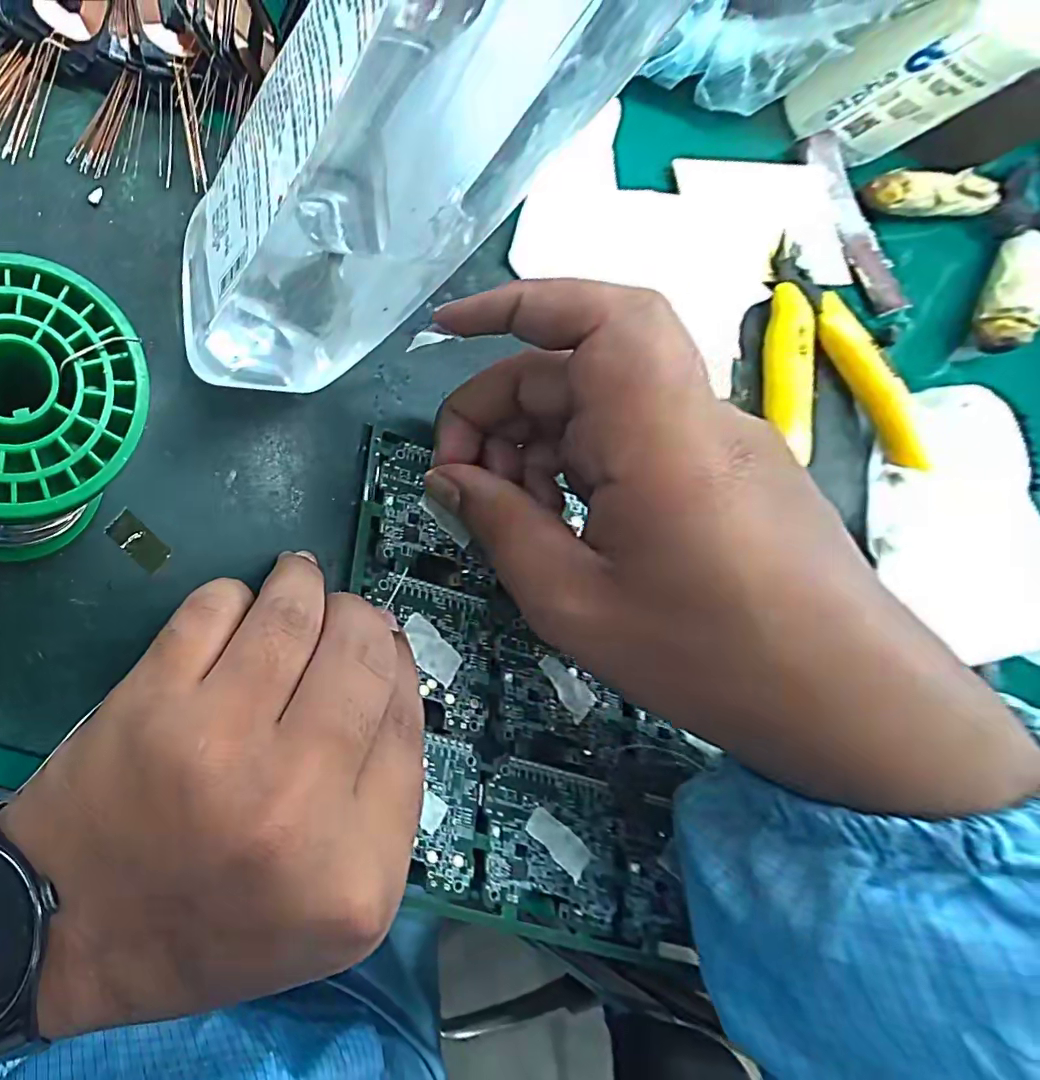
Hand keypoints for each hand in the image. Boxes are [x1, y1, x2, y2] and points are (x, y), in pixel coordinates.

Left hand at [0, 553, 421, 1038]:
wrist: (76, 925)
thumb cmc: (201, 926)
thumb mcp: (320, 913)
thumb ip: (371, 812)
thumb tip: (382, 683)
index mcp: (353, 870)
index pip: (404, 725)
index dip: (397, 667)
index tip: (382, 644)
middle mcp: (295, 797)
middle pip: (357, 661)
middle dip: (357, 617)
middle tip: (341, 608)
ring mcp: (217, 738)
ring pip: (288, 618)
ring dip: (299, 583)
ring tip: (297, 576)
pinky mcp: (151, 698)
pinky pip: (212, 608)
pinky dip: (231, 595)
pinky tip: (234, 604)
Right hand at [428, 279, 1038, 817]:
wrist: (852, 708)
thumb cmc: (704, 657)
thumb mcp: (566, 599)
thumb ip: (496, 524)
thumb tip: (445, 478)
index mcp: (661, 442)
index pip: (603, 320)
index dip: (518, 303)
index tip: (446, 329)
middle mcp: (689, 422)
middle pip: (567, 370)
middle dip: (490, 413)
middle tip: (453, 483)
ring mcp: (704, 442)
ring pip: (584, 404)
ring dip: (520, 444)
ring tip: (498, 511)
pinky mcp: (708, 469)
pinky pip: (614, 438)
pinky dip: (558, 463)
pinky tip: (540, 515)